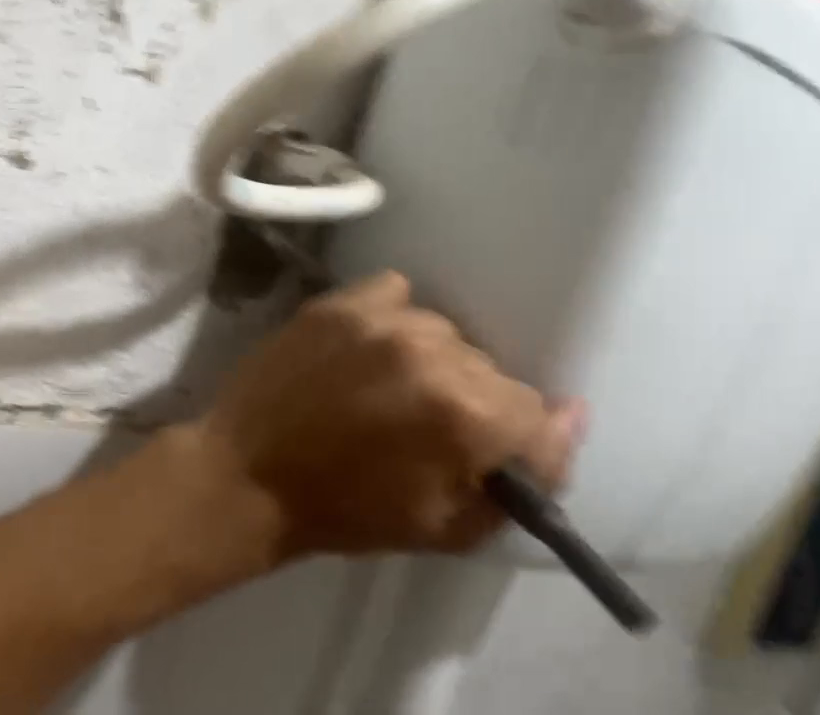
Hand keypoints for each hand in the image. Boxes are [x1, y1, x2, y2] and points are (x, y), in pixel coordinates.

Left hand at [196, 271, 583, 556]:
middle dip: (470, 404)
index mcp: (467, 412)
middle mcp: (432, 352)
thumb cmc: (346, 511)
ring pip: (443, 333)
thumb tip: (574, 413)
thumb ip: (524, 477)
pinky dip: (392, 319)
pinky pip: (394, 293)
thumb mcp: (449, 525)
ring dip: (430, 362)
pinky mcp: (335, 303)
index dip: (512, 445)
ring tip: (386, 391)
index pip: (534, 414)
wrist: (246, 473)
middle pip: (488, 371)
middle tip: (420, 431)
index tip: (478, 458)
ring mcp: (378, 320)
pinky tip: (368, 350)